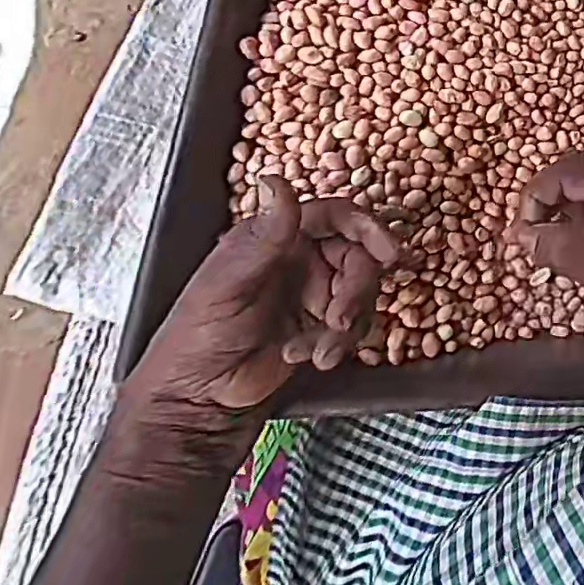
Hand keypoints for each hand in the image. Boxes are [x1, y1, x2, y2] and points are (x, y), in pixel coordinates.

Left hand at [127, 176, 397, 414]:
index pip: (338, 217)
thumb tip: (274, 178)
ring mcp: (315, 293)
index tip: (389, 252)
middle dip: (358, 290)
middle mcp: (303, 259)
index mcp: (279, 237)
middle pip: (359, 257)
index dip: (369, 229)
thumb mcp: (228, 283)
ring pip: (362, 292)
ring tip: (321, 350)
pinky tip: (311, 357)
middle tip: (342, 318)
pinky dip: (339, 342)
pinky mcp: (323, 326)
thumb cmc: (196, 339)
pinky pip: (354, 324)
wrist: (194, 406)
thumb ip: (264, 234)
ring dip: (349, 322)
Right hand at [506, 153, 583, 351]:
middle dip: (541, 197)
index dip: (536, 194)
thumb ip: (564, 251)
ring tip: (537, 243)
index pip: (567, 171)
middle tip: (527, 234)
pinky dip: (565, 223)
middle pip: (570, 172)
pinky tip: (558, 249)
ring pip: (577, 189)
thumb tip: (522, 234)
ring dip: (552, 209)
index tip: (523, 231)